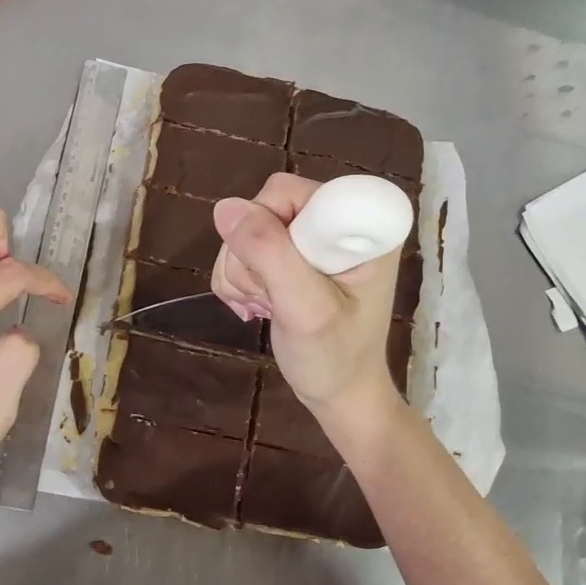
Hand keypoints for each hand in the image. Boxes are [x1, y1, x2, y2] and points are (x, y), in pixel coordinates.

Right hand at [211, 173, 403, 424]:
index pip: (286, 192)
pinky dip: (236, 279)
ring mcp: (311, 234)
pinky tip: (258, 305)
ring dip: (240, 273)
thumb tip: (225, 208)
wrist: (339, 393)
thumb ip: (269, 255)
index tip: (280, 277)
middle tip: (272, 300)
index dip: (267, 231)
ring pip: (244, 228)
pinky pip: (241, 245)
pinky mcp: (291, 250)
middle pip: (261, 208)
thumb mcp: (306, 310)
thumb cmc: (334, 358)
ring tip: (267, 308)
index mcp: (360, 223)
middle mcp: (336, 218)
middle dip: (250, 258)